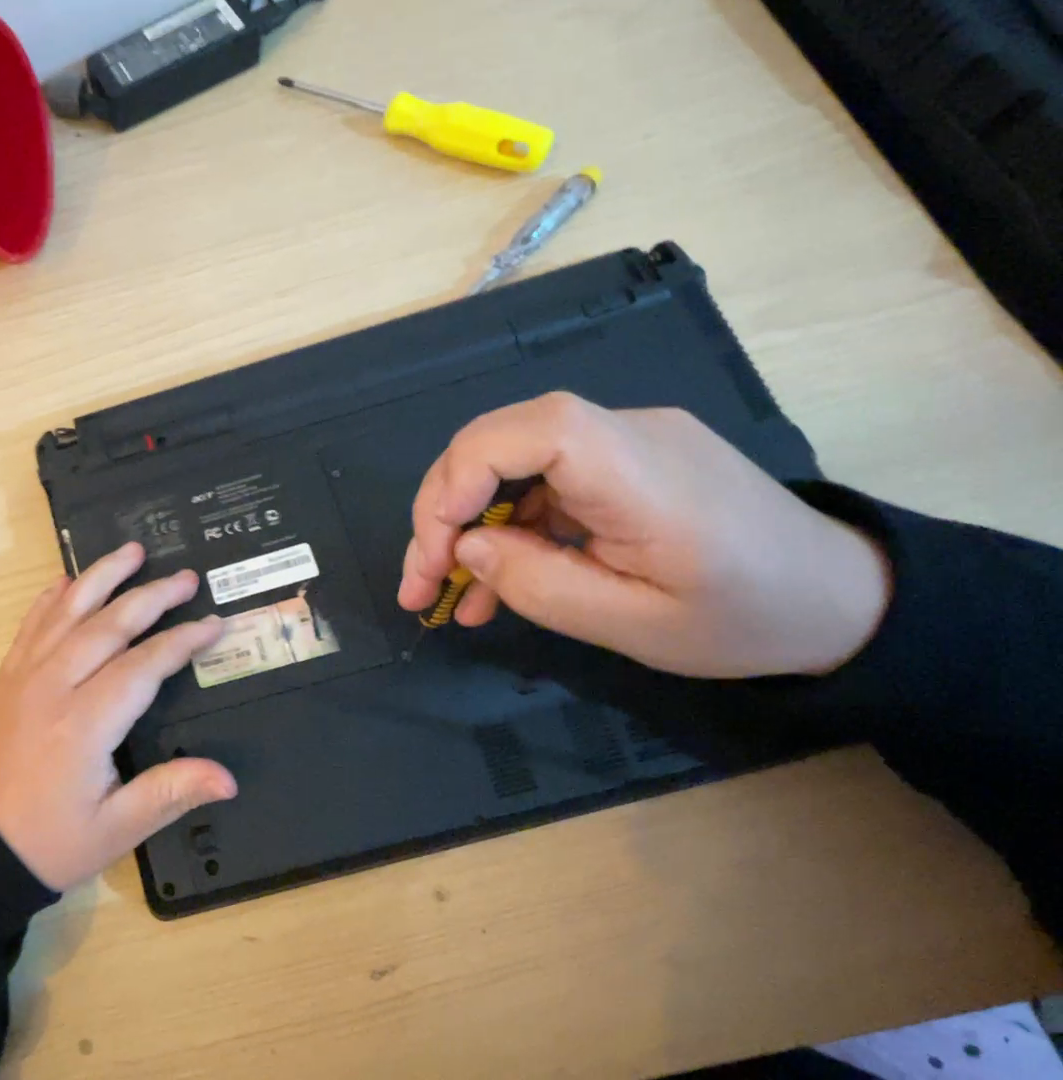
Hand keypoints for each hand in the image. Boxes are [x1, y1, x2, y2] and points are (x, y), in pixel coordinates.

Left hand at [0, 543, 237, 891]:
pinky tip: (65, 582)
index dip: (181, 642)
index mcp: (85, 723)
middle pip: (108, 625)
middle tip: (185, 577)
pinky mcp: (7, 680)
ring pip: (67, 612)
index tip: (213, 624)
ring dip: (101, 577)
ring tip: (131, 550)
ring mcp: (25, 677)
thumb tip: (228, 778)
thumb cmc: (49, 841)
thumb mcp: (115, 829)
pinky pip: (31, 626)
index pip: (142, 666)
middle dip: (150, 597)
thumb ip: (170, 793)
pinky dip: (50, 599)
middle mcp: (53, 686)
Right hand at [396, 393, 891, 677]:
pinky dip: (505, 528)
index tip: (438, 544)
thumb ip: (537, 583)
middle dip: (443, 508)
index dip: (463, 473)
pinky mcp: (620, 463)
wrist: (843, 599)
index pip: (530, 430)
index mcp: (641, 471)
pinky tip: (490, 580)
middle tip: (418, 581)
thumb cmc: (746, 619)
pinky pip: (541, 484)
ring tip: (441, 593)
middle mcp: (628, 434)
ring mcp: (623, 444)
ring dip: (465, 523)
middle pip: (501, 441)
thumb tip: (464, 546)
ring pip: (510, 464)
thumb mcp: (632, 624)